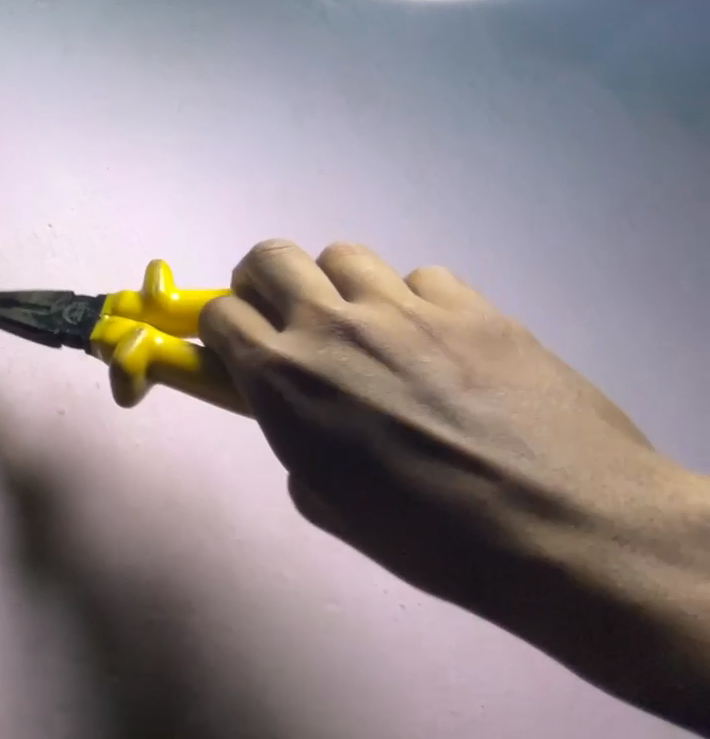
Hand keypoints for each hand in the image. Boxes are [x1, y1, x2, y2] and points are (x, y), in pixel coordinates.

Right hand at [201, 241, 709, 729]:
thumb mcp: (324, 499)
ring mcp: (403, 311)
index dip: (224, 326)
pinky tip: (439, 340)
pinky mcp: (472, 309)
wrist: (572, 533)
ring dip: (339, 284)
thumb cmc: (431, 535)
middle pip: (268, 258)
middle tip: (289, 318)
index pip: (218, 311)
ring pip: (342, 255)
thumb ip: (291, 439)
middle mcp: (328, 326)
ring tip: (366, 323)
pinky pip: (424, 277)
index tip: (239, 347)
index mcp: (280, 375)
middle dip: (266, 283)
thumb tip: (297, 417)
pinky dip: (418, 300)